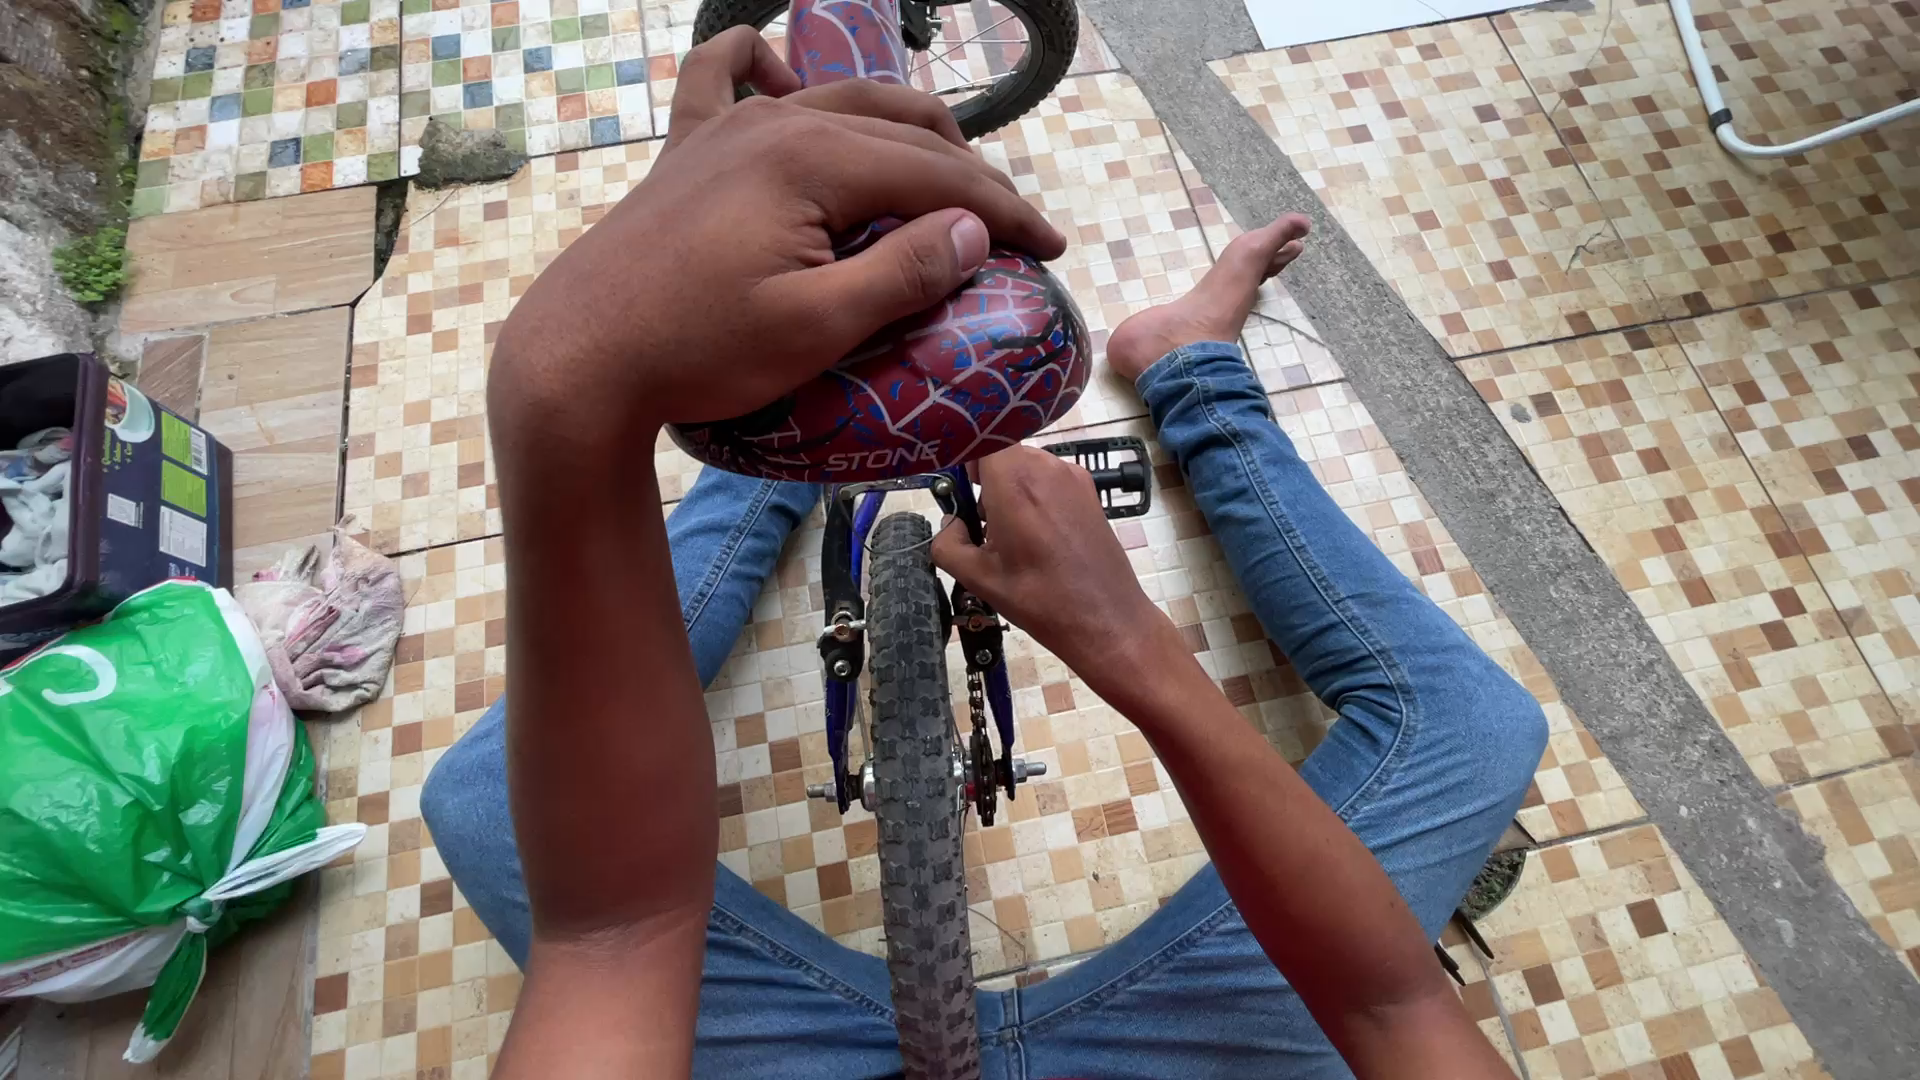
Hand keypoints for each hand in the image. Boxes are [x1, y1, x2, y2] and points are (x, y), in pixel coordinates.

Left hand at [488, 27, 1066, 449]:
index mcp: (814, 161)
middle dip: (971, 176)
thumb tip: (974, 230)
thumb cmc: (702, 350)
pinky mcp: (691, 152)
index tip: (1053, 248)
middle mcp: (777, 122)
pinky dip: (768, 70)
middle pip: (903, 130)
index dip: (1005, 212)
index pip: (939, 176)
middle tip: (1010, 224)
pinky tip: (781, 72)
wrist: (585, 357)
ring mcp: (728, 128)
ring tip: (946, 169)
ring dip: (906, 131)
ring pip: (842, 102)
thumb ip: (901, 273)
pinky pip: (728, 79)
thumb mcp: (816, 326)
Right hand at [932, 447, 1169, 690]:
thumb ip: (947, 543)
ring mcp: (1072, 476)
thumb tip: (952, 525)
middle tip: (982, 521)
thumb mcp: (977, 577)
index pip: (981, 437)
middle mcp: (1045, 467)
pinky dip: (1036, 497)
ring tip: (1012, 535)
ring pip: (1028, 466)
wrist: (1104, 619)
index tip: (960, 485)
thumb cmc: (1039, 598)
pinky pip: (1050, 480)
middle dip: (986, 479)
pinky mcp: (1089, 491)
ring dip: (1011, 489)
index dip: (965, 455)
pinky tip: (1039, 537)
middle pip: (1004, 453)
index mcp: (1014, 481)